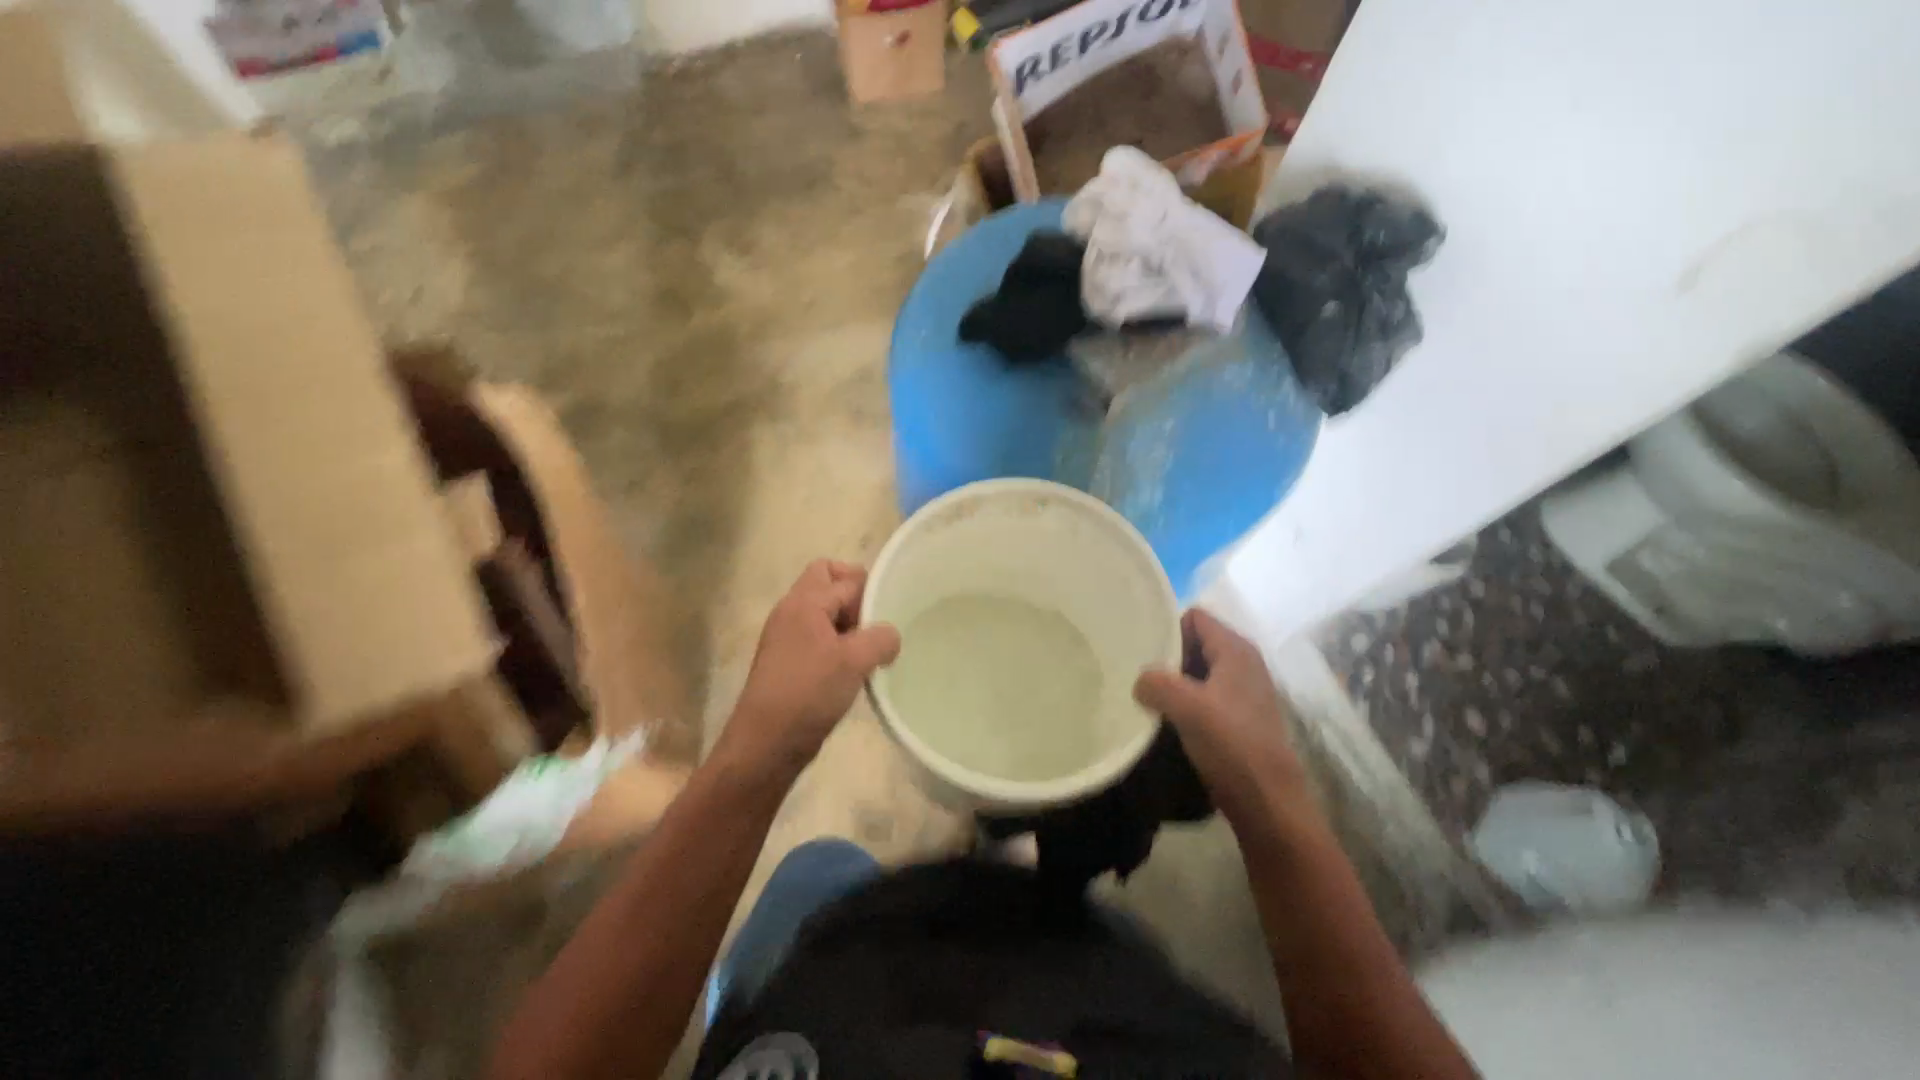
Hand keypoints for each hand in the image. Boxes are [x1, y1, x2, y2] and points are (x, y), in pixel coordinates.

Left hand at [721, 560, 900, 772]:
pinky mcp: (788, 661)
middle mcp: (790, 611)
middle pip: (827, 582)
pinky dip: (837, 644)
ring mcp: (786, 636)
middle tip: (875, 627)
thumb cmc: (810, 693)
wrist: (767, 742)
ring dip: (848, 624)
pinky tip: (852, 671)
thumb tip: (890, 635)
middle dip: (856, 598)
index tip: (887, 621)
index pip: (844, 577)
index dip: (870, 593)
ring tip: (868, 652)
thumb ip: (881, 638)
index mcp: (804, 602)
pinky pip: (817, 636)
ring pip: (823, 612)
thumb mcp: (855, 661)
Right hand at [1134, 609, 1311, 823]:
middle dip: (1168, 658)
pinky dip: (1187, 704)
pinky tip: (1170, 723)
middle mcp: (1244, 663)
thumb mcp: (1187, 707)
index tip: (1144, 655)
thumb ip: (1157, 683)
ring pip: (1199, 673)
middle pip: (1196, 643)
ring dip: (1175, 684)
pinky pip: (1206, 697)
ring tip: (1150, 702)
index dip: (1168, 631)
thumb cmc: (1231, 745)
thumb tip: (1141, 681)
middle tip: (1142, 679)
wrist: (1267, 799)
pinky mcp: (1241, 718)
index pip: (1194, 617)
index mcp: (1236, 650)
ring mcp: (1244, 692)